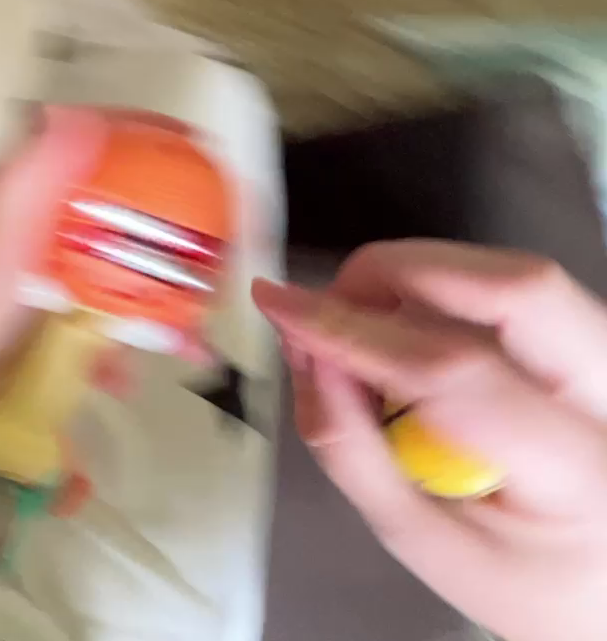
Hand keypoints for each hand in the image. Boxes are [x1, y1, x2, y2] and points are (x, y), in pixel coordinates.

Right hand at [254, 242, 606, 640]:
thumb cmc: (519, 578)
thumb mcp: (414, 535)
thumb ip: (347, 446)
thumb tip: (303, 355)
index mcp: (574, 470)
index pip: (451, 370)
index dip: (347, 326)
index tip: (273, 303)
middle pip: (514, 287)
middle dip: (395, 271)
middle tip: (332, 299)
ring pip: (507, 279)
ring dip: (407, 283)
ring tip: (364, 333)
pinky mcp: (588, 357)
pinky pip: (500, 295)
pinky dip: (428, 299)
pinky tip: (402, 345)